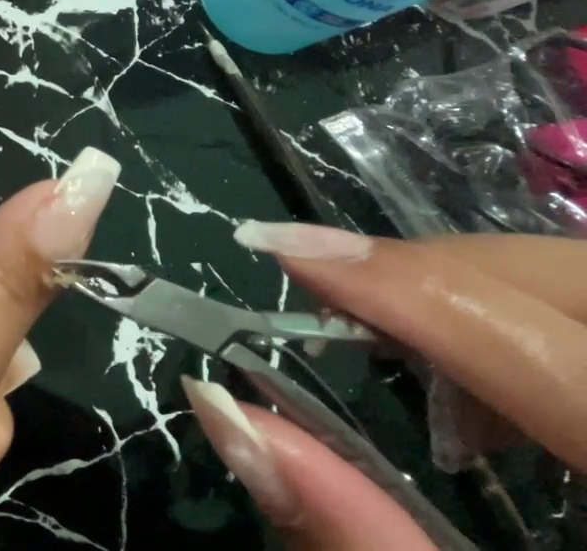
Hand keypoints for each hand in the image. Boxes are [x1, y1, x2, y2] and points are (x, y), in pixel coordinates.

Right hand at [181, 224, 586, 549]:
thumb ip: (362, 537)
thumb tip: (219, 406)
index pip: (574, 365)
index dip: (420, 292)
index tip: (283, 249)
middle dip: (450, 275)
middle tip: (332, 303)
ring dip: (493, 297)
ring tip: (411, 367)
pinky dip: (538, 327)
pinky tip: (490, 403)